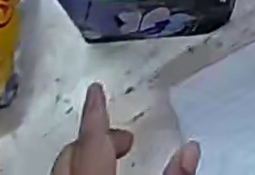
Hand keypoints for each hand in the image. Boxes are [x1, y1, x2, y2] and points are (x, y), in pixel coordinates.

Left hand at [54, 83, 199, 174]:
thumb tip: (191, 148)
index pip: (91, 142)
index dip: (94, 113)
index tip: (94, 88)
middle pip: (71, 155)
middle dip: (95, 139)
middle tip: (125, 141)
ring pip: (64, 171)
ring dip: (87, 156)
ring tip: (115, 158)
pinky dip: (80, 171)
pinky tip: (100, 174)